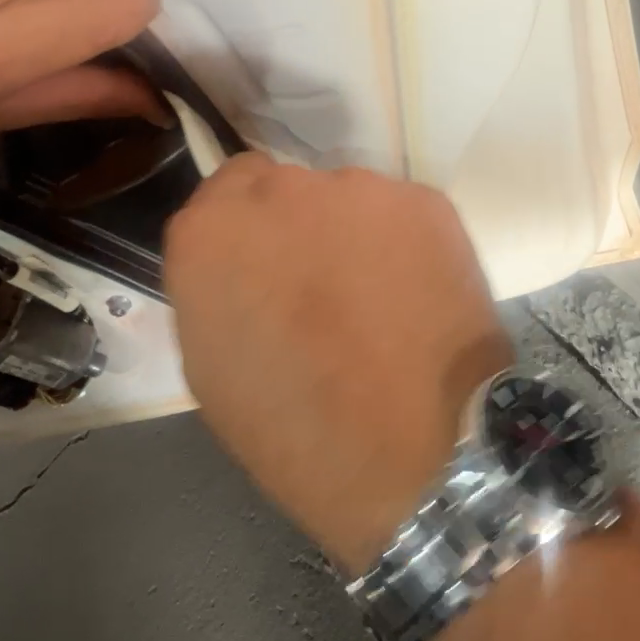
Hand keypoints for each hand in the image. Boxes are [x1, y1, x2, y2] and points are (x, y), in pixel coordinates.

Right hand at [165, 155, 512, 570]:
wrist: (422, 451)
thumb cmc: (301, 434)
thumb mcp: (216, 367)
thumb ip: (218, 289)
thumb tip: (244, 266)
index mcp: (212, 233)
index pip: (222, 194)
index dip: (246, 235)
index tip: (264, 270)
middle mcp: (282, 190)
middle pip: (283, 189)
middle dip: (296, 229)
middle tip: (322, 287)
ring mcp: (361, 190)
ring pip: (346, 198)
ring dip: (351, 234)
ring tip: (379, 298)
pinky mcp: (427, 201)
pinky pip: (401, 213)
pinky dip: (404, 243)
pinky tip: (418, 294)